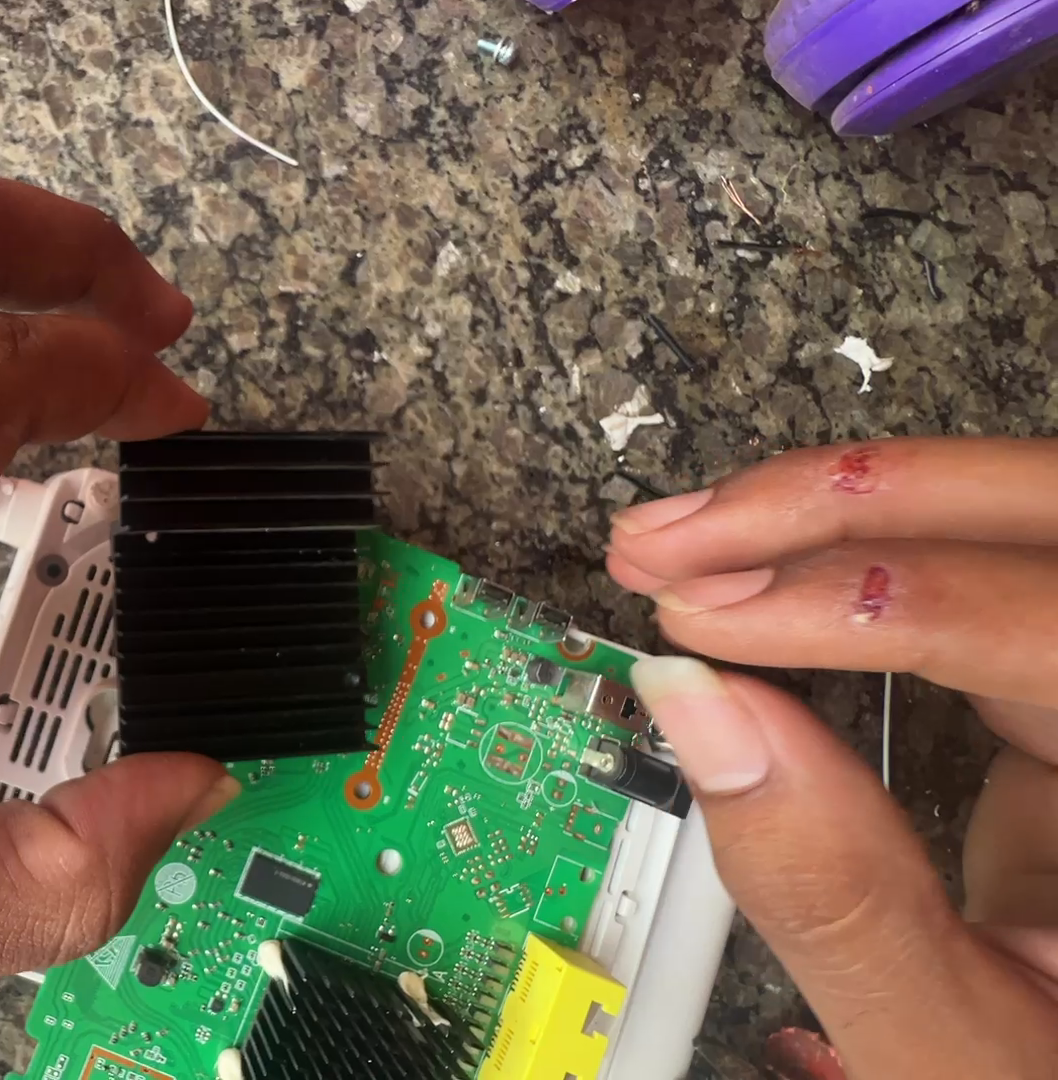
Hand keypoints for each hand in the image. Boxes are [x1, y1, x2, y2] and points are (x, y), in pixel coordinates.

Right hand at [608, 438, 1057, 1076]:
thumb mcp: (951, 1043)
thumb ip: (825, 886)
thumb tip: (690, 704)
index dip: (873, 603)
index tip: (700, 618)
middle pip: (1052, 534)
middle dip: (837, 511)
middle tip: (675, 537)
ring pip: (989, 533)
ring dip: (802, 518)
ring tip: (666, 540)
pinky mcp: (1040, 698)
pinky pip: (932, 585)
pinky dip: (801, 562)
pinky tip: (718, 568)